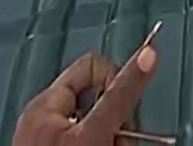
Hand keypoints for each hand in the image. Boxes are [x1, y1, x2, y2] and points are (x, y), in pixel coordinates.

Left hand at [12, 47, 158, 145]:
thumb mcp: (94, 133)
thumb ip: (122, 93)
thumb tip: (148, 55)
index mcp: (45, 104)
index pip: (94, 65)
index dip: (114, 80)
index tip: (121, 106)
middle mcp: (44, 121)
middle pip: (99, 98)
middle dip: (118, 120)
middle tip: (119, 141)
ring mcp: (50, 144)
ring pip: (100, 125)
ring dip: (115, 139)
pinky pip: (94, 142)